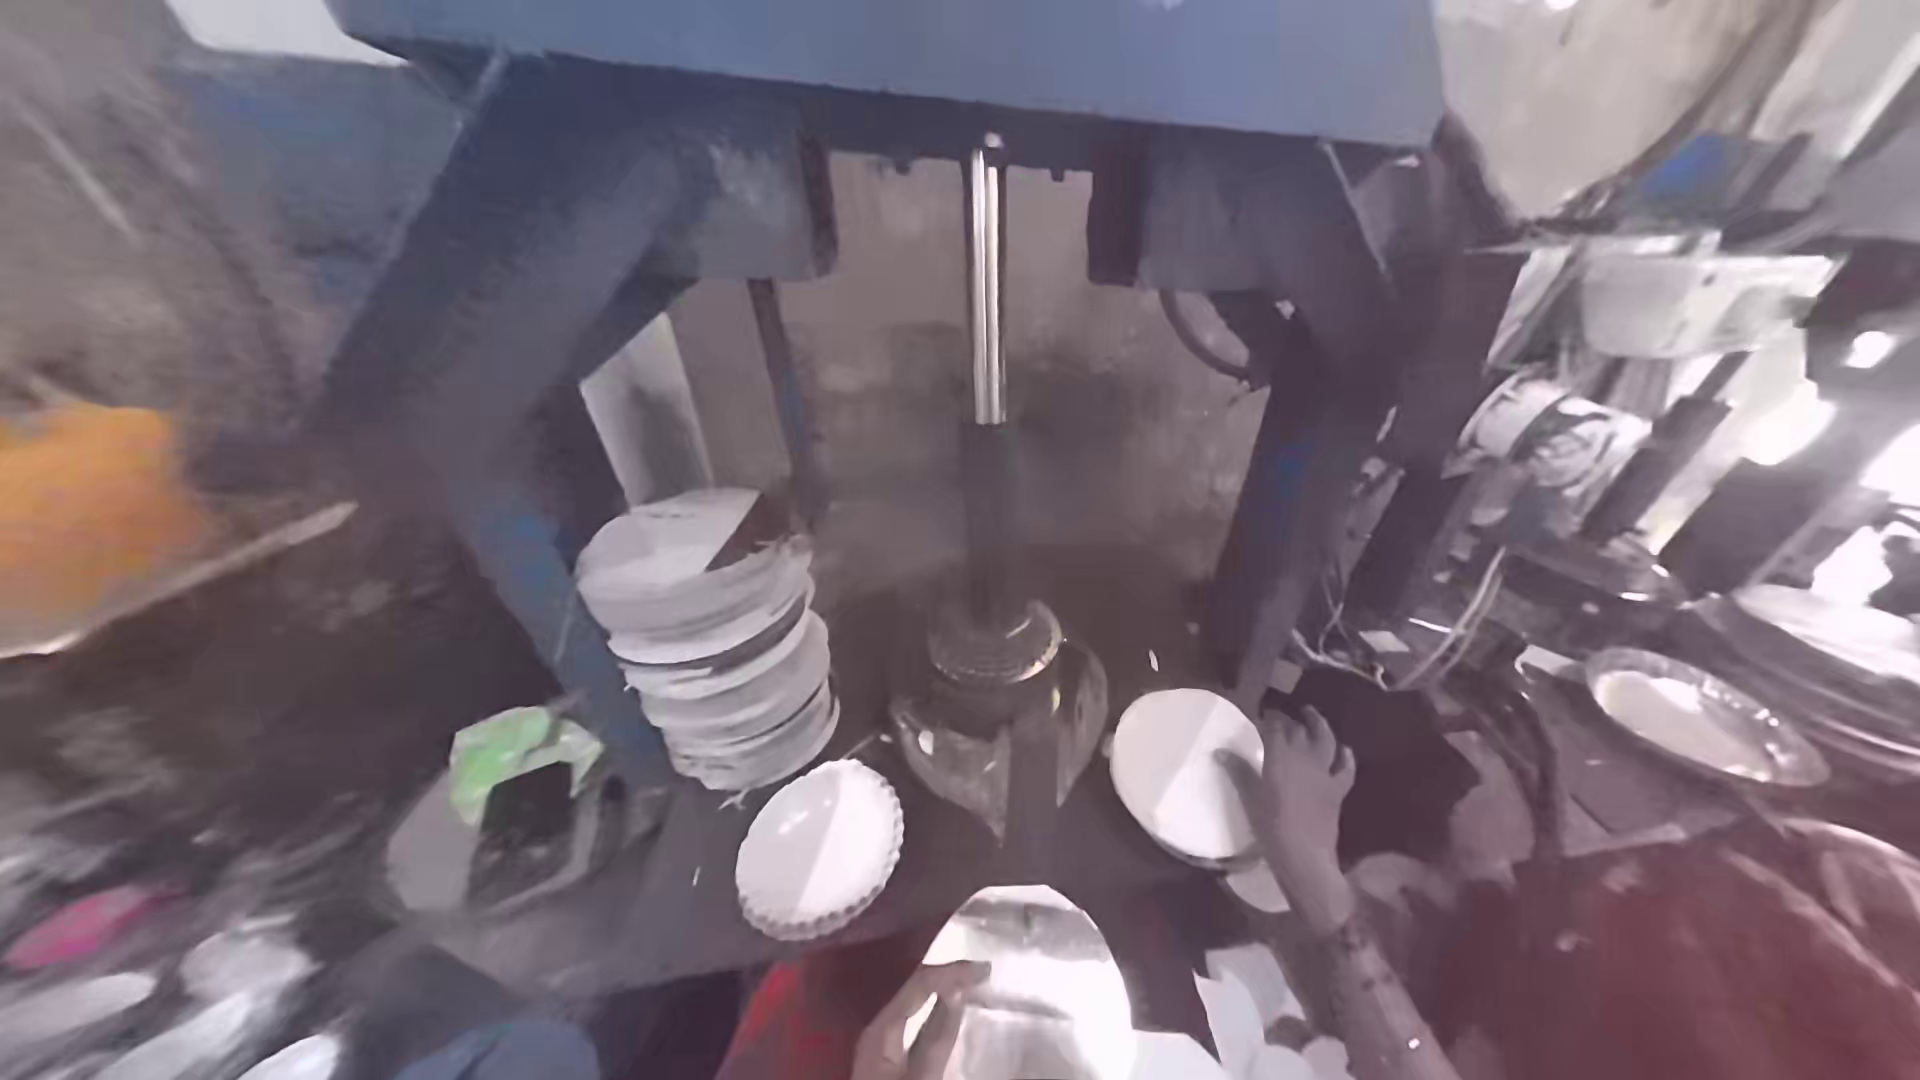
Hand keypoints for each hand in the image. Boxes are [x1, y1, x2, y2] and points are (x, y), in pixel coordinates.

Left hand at [851, 961, 990, 1079]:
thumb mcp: (922, 1078)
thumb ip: (940, 1037)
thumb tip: (960, 994)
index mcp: (882, 1029)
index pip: (920, 983)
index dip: (953, 971)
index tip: (986, 969)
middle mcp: (879, 1030)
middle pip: (916, 988)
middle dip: (949, 976)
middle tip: (982, 972)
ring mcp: (881, 1047)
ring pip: (917, 1006)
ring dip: (945, 993)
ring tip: (973, 986)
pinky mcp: (888, 1065)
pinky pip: (917, 1028)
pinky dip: (939, 1017)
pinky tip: (953, 1016)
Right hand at [1218, 707, 1356, 933]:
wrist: (1305, 857)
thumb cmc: (1271, 826)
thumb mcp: (1249, 797)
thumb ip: (1237, 771)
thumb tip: (1220, 750)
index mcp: (1280, 758)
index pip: (1273, 728)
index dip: (1265, 719)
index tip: (1256, 715)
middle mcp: (1304, 759)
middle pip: (1298, 730)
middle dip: (1288, 720)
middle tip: (1277, 715)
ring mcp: (1324, 774)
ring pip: (1326, 741)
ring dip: (1319, 725)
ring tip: (1311, 714)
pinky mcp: (1337, 791)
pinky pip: (1345, 769)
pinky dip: (1345, 757)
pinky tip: (1344, 749)